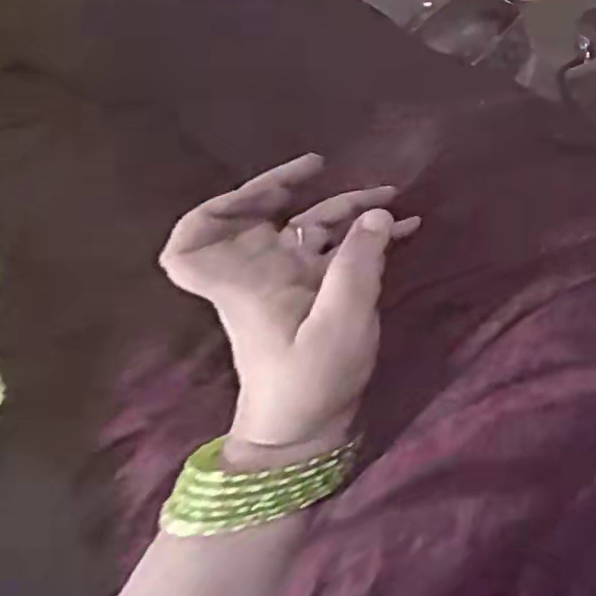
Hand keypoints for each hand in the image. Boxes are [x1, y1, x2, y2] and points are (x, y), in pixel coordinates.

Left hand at [158, 154, 420, 457]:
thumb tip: (378, 214)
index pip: (191, 245)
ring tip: (392, 195)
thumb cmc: (311, 377)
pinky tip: (403, 227)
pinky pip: (339, 249)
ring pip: (309, 229)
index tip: (262, 195)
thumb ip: (358, 264)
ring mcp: (293, 282)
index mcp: (248, 281)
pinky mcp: (320, 292)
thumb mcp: (340, 321)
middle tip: (320, 166)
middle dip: (286, 189)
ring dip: (347, 208)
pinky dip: (367, 234)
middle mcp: (265, 274)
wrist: (307, 428)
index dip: (213, 212)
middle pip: (259, 220)